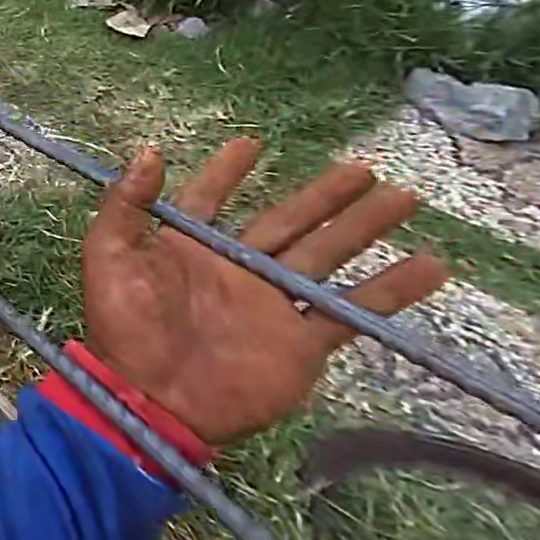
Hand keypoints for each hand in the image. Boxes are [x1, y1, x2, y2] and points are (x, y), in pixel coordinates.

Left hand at [80, 139, 448, 444]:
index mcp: (185, 248)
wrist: (150, 396)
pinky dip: (390, 290)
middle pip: (284, 222)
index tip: (251, 143)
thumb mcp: (108, 255)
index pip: (208, 200)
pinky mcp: (298, 342)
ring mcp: (267, 304)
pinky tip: (431, 265)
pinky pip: (350, 311)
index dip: (226, 172)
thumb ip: (125, 204)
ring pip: (324, 256)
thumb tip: (148, 151)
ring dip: (361, 228)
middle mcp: (231, 269)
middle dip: (320, 195)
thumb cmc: (123, 323)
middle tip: (361, 166)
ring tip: (401, 197)